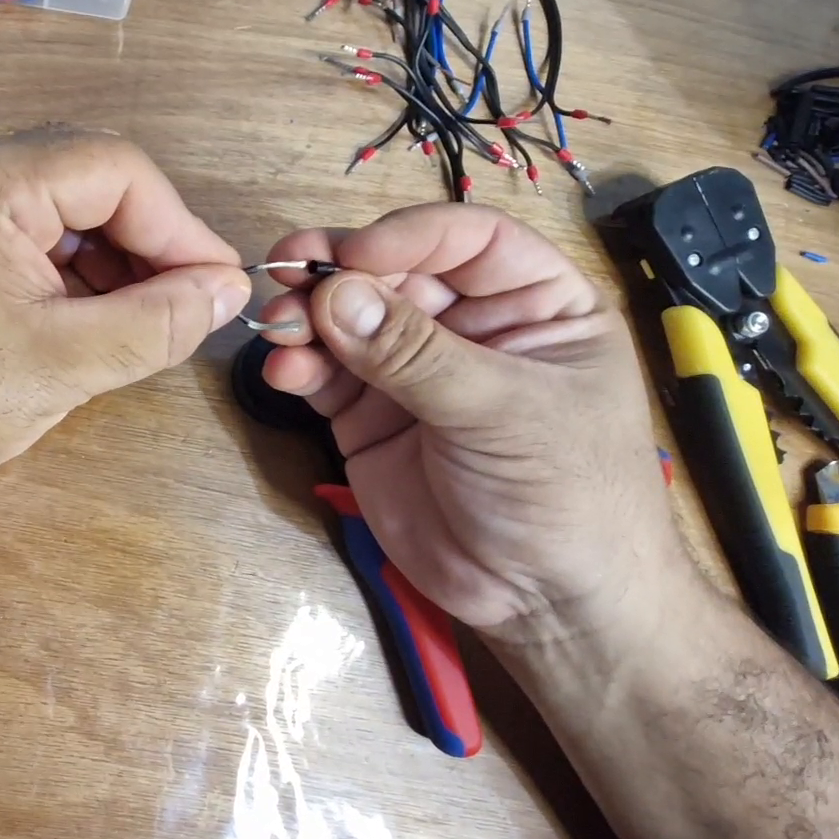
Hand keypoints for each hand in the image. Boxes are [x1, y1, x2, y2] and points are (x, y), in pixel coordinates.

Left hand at [0, 129, 250, 506]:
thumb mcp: (63, 367)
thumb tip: (228, 290)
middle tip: (186, 306)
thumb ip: (158, 322)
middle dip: (147, 243)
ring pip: (63, 211)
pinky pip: (28, 238)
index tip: (219, 287)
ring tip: (142, 323)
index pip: (117, 169)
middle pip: (90, 180)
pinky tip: (92, 321)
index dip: (180, 227)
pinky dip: (71, 275)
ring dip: (113, 261)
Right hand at [255, 205, 682, 643]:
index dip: (406, 238)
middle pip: (390, 275)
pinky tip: (282, 371)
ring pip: (345, 323)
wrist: (537, 600)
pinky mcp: (364, 415)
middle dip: (336, 274)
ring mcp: (407, 373)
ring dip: (304, 318)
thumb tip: (334, 296)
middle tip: (283, 271)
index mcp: (530, 305)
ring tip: (276, 327)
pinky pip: (323, 376)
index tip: (350, 257)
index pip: (466, 242)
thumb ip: (414, 354)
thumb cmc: (563, 494)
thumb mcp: (501, 413)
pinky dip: (298, 368)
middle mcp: (464, 327)